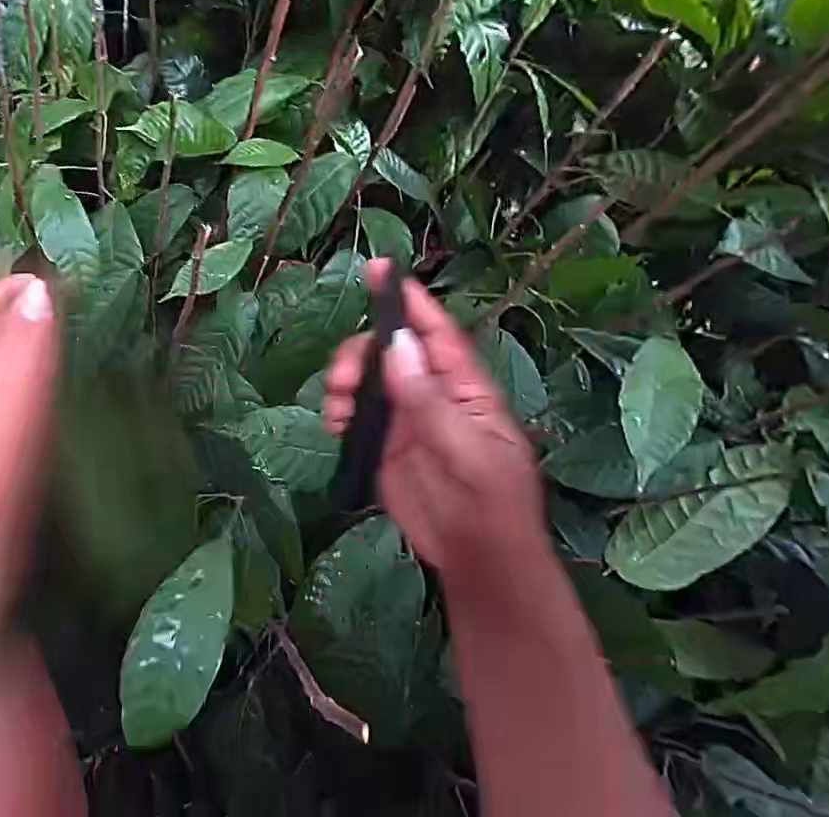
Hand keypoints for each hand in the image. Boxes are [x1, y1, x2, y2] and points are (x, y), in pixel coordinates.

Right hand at [323, 260, 549, 590]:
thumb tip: (396, 346)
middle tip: (342, 379)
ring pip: (366, 377)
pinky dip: (338, 410)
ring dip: (344, 381)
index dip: (410, 301)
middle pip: (390, 350)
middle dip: (360, 352)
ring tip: (337, 407)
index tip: (382, 270)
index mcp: (464, 387)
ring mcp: (406, 417)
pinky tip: (335, 426)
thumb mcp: (469, 453)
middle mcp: (432, 392)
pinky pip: (354, 412)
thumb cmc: (492, 504)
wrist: (477, 559)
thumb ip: (430, 402)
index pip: (436, 333)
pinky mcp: (384, 443)